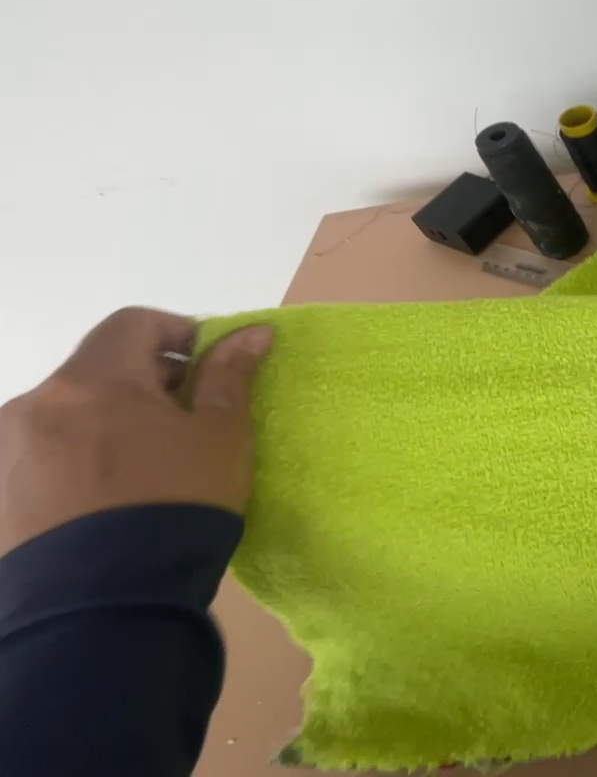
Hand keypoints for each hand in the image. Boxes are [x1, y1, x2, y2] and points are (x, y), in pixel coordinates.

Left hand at [0, 308, 272, 555]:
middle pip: (98, 368)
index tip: (212, 368)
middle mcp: (30, 405)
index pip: (134, 323)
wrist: (104, 594)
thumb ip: (229, 374)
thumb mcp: (222, 431)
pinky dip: (81, 453)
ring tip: (148, 463)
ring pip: (69, 411)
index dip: (181, 332)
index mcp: (90, 382)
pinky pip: (43, 450)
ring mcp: (2, 451)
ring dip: (111, 419)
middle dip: (148, 382)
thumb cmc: (179, 495)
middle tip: (191, 420)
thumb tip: (250, 332)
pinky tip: (111, 492)